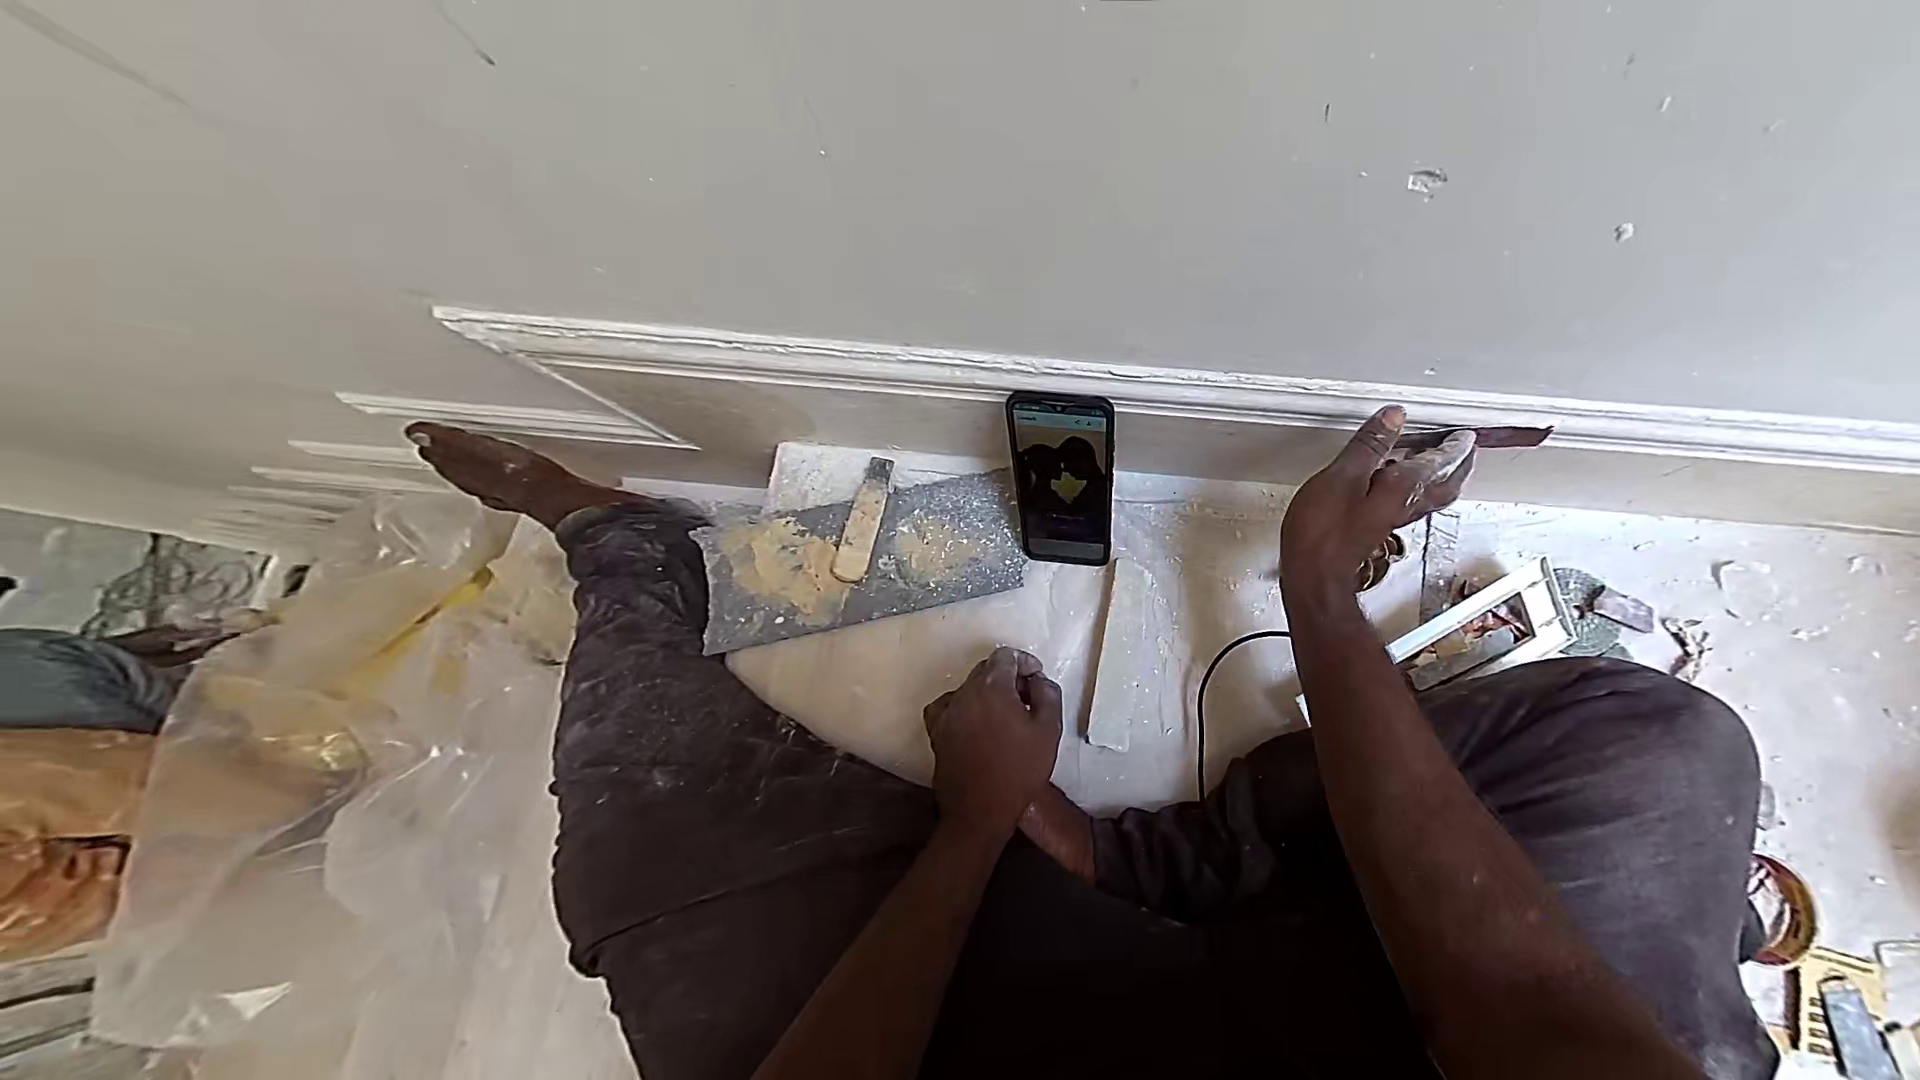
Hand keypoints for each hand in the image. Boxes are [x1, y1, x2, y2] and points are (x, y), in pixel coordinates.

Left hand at [921, 647, 1063, 837]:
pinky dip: (964, 706)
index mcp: (992, 687)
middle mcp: (965, 692)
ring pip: (969, 687)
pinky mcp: (936, 729)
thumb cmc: (1019, 772)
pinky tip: (975, 721)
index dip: (1024, 662)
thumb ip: (1048, 695)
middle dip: (1008, 676)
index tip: (1035, 677)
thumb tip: (1037, 679)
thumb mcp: (1048, 731)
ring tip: (1005, 714)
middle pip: (987, 669)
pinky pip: (950, 705)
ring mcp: (947, 710)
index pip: (1006, 656)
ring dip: (987, 692)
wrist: (980, 811)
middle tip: (1026, 697)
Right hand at [1281, 406, 1476, 586]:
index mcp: (1403, 489)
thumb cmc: (1324, 531)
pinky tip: (1386, 489)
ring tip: (1429, 465)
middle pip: (1444, 485)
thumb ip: (1368, 446)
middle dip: (1456, 467)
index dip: (1451, 445)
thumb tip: (1392, 417)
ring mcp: (1387, 521)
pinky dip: (1405, 492)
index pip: (1439, 461)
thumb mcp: (1342, 477)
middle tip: (1461, 452)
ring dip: (1434, 480)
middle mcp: (1403, 506)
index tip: (1462, 435)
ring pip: (1425, 497)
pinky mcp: (1370, 530)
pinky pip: (1401, 505)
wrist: (1312, 574)